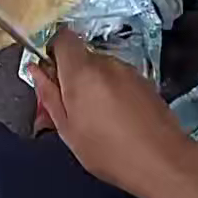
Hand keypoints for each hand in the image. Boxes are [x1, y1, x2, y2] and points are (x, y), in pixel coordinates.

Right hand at [29, 30, 197, 197]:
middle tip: (70, 109)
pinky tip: (117, 119)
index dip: (53, 53)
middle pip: (82, 56)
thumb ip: (49, 95)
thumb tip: (36, 69)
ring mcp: (128, 70)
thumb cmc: (108, 150)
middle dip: (72, 76)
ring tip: (96, 119)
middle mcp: (107, 62)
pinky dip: (112, 91)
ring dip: (93, 85)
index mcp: (82, 71)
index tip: (51, 78)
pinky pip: (118, 78)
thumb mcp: (68, 129)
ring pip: (101, 68)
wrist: (161, 159)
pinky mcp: (144, 80)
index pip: (63, 38)